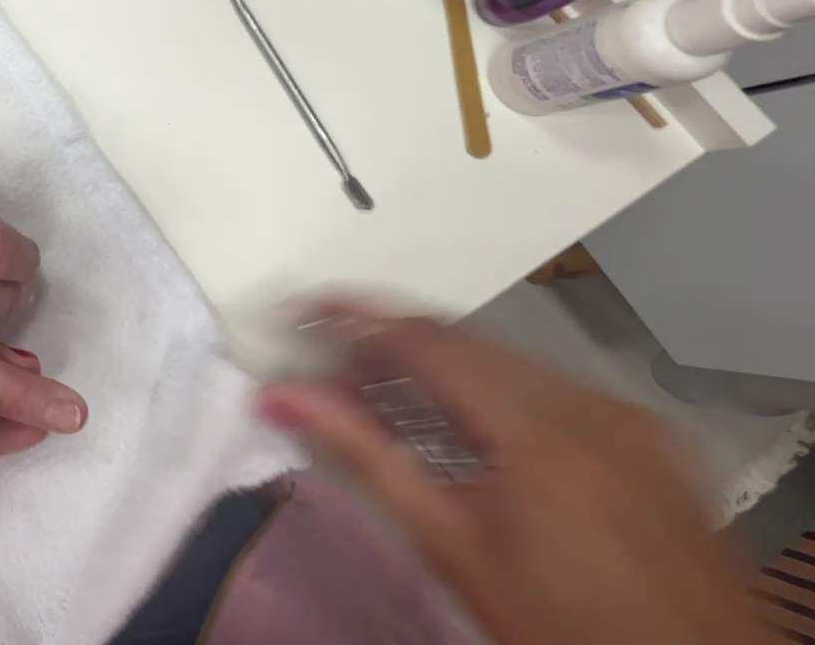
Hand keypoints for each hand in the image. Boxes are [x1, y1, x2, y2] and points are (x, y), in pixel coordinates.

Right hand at [259, 303, 764, 644]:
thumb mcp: (446, 541)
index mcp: (545, 432)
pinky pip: (541, 382)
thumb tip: (279, 398)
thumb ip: (360, 452)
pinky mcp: (643, 434)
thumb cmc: (557, 623)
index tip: (297, 311)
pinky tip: (448, 415)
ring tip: (374, 391)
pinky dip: (480, 384)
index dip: (353, 316)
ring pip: (500, 357)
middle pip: (463, 341)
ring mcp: (627, 418)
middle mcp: (594, 406)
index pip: (426, 340)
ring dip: (430, 363)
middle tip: (324, 363)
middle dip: (385, 342)